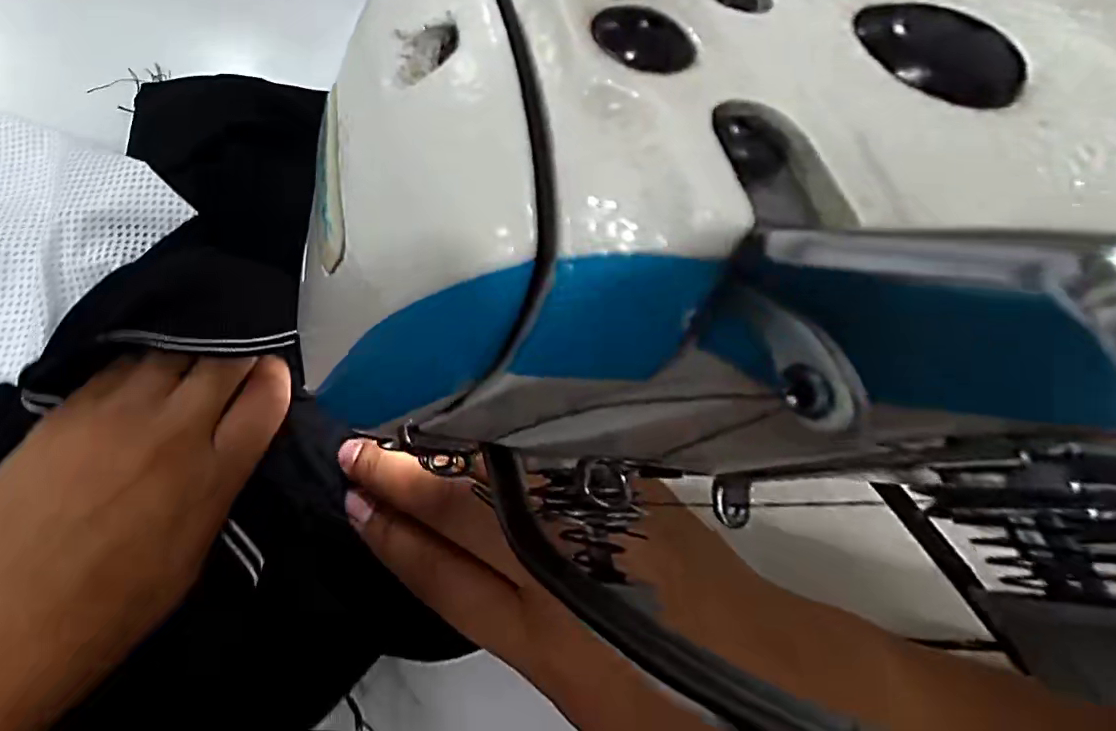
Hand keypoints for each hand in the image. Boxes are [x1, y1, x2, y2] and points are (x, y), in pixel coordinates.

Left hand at [0, 351, 292, 730]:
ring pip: (173, 349)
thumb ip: (214, 492)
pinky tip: (138, 375)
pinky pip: (123, 361)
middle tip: (232, 359)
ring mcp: (121, 406)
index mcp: (209, 476)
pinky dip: (141, 361)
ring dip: (188, 352)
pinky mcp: (77, 400)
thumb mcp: (185, 561)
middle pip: (223, 358)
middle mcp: (173, 428)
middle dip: (237, 352)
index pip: (263, 398)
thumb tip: (223, 450)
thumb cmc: (103, 608)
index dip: (273, 377)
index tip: (268, 375)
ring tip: (185, 363)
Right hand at [338, 440, 701, 729]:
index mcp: (538, 633)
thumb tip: (442, 551)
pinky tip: (466, 420)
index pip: (436, 573)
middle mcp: (557, 562)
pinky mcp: (618, 477)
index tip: (352, 502)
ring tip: (395, 429)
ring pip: (490, 468)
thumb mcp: (561, 675)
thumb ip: (501, 612)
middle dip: (394, 476)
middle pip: (452, 506)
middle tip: (353, 449)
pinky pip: (537, 448)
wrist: (763, 664)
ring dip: (435, 446)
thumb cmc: (657, 696)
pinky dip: (493, 433)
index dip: (389, 537)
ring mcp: (589, 510)